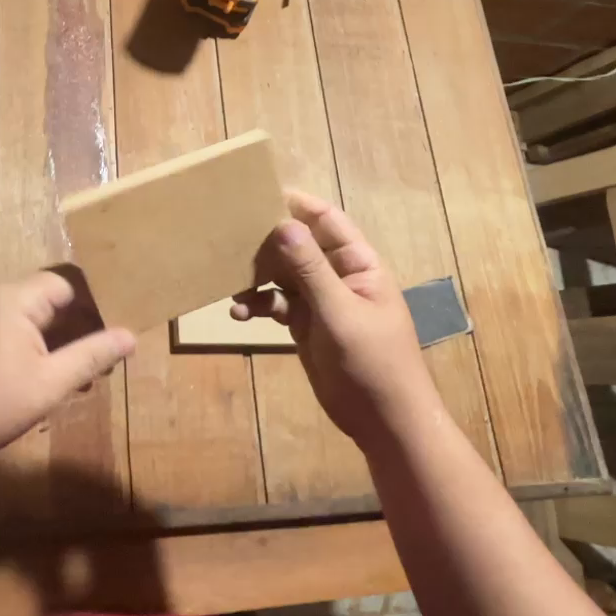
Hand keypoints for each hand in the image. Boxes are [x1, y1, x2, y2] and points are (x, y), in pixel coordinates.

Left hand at [0, 269, 135, 474]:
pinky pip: (9, 333)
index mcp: (12, 299)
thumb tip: (131, 336)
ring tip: (80, 378)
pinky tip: (43, 383)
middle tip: (103, 361)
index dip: (93, 305)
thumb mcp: (50, 384)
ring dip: (56, 344)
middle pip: (47, 301)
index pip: (65, 284)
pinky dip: (32, 351)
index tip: (114, 332)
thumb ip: (92, 356)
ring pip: (29, 320)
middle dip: (77, 328)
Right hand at [233, 190, 442, 451]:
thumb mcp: (340, 313)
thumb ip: (310, 270)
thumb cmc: (373, 362)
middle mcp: (339, 277)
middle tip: (231, 237)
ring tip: (231, 282)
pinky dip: (259, 306)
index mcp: (359, 265)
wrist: (385, 423)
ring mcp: (321, 303)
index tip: (261, 192)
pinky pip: (277, 306)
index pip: (328, 221)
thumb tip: (282, 224)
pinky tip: (239, 314)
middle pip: (299, 246)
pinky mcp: (306, 328)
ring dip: (258, 277)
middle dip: (268, 241)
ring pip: (284, 277)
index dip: (298, 205)